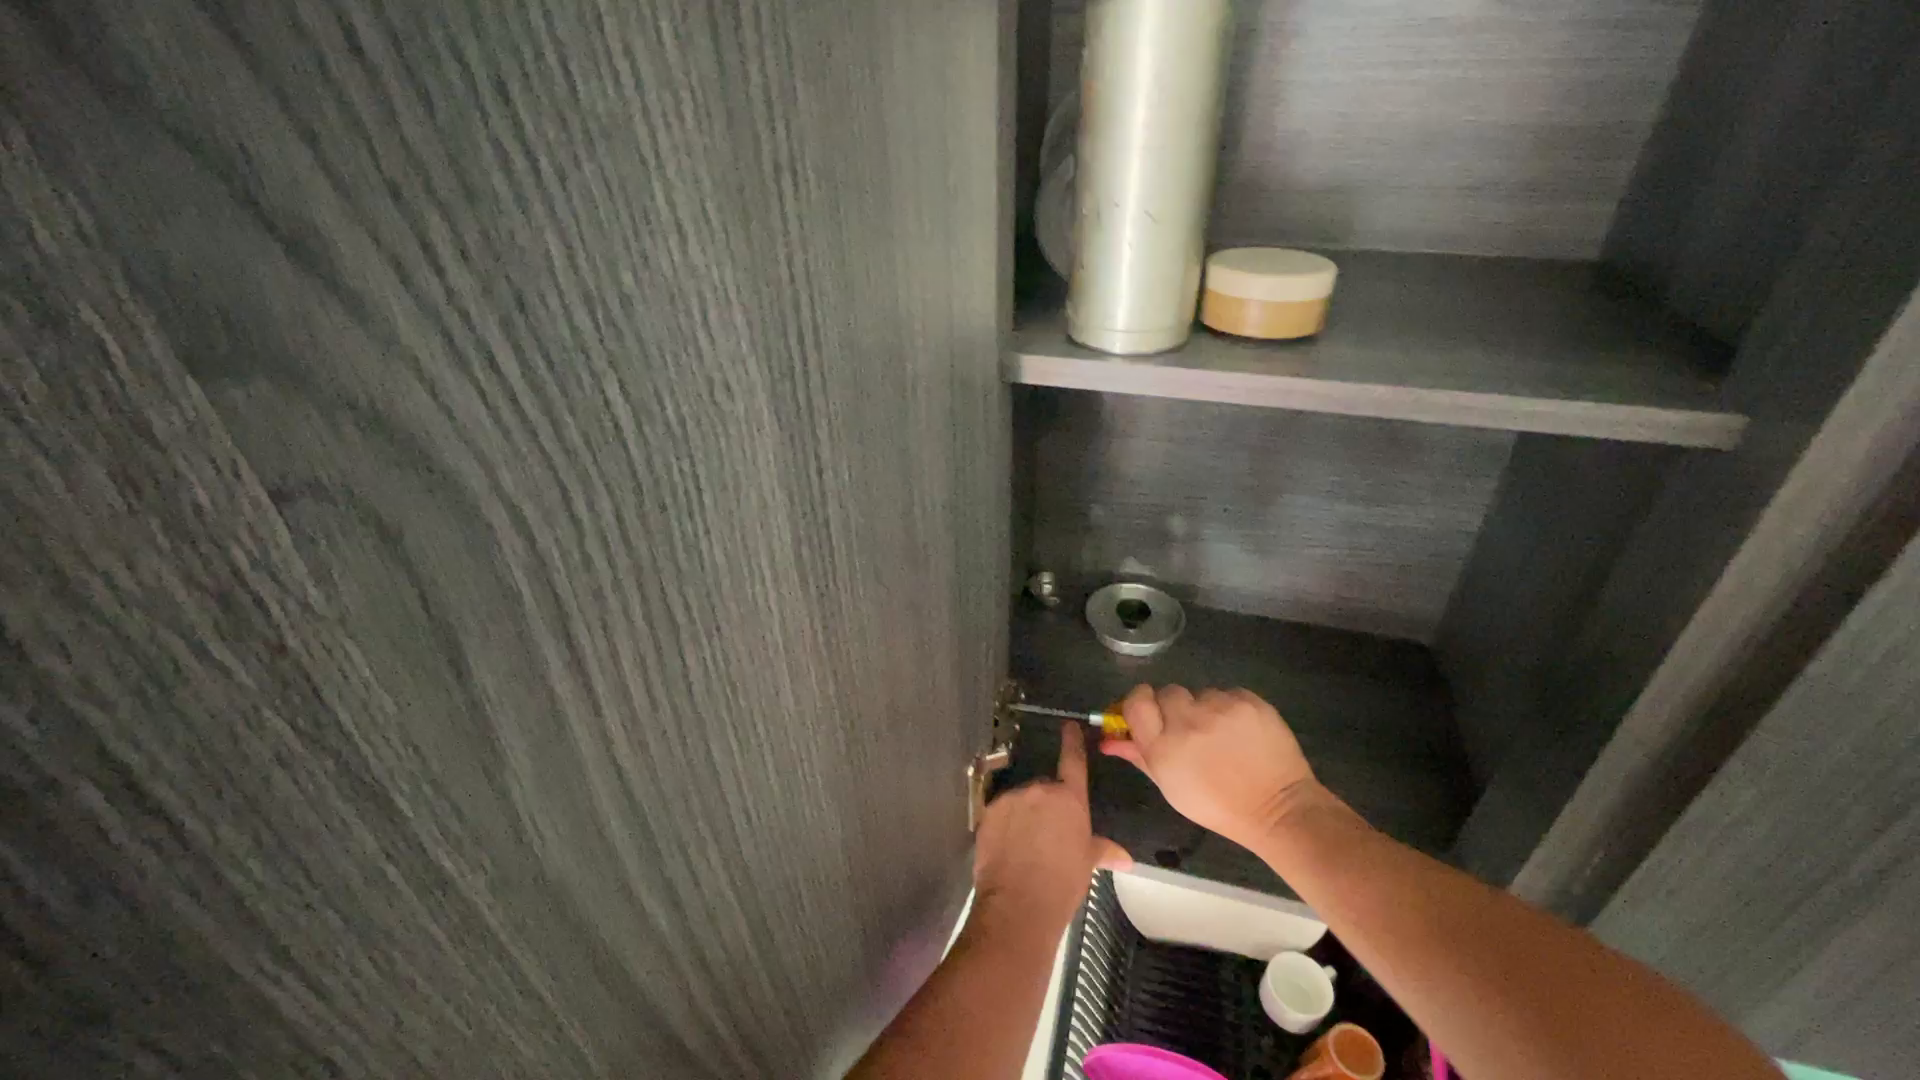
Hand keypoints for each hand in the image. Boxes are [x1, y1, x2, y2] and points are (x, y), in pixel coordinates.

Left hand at [972, 726, 1131, 943]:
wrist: (1020, 904)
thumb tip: (1126, 859)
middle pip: (1045, 787)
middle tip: (1049, 833)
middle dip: (1047, 804)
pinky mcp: (988, 813)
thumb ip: (1103, 850)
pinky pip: (1001, 813)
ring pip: (1021, 800)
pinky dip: (1005, 825)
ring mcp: (1011, 799)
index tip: (1069, 726)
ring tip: (1027, 847)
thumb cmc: (1062, 883)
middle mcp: (1039, 790)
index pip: (1072, 760)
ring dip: (1024, 815)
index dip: (1072, 741)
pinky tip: (1008, 848)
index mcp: (1069, 798)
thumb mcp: (1087, 863)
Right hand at [1101, 685, 1318, 852]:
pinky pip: (1228, 693)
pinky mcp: (1249, 702)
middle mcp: (1188, 722)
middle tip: (1189, 729)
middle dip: (1174, 707)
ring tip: (1221, 735)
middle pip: (1167, 692)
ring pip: (1200, 693)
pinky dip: (1231, 708)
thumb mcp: (1171, 788)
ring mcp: (1220, 708)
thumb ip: (1138, 757)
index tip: (1149, 712)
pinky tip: (1241, 731)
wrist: (1277, 810)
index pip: (1136, 701)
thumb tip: (1109, 739)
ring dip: (1205, 708)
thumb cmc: (1217, 805)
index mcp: (1164, 747)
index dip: (1140, 703)